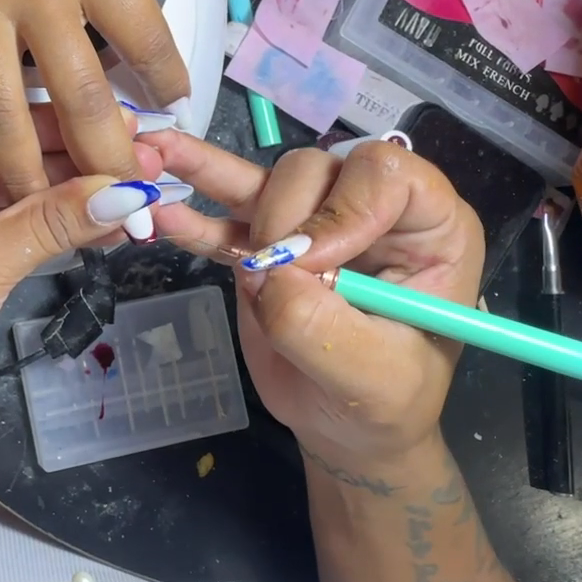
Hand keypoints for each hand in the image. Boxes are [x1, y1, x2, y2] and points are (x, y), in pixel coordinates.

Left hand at [0, 116, 178, 424]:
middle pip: (24, 151)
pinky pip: (28, 222)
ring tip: (151, 189)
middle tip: (157, 160)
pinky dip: (68, 225)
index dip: (73, 125)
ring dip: (85, 195)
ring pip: (31, 187)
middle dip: (87, 161)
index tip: (135, 128)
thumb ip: (53, 223)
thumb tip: (131, 191)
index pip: (5, 120)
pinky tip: (117, 221)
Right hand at [142, 132, 484, 466]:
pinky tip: (159, 214)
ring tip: (155, 156)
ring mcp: (310, 224)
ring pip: (264, 179)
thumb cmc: (381, 401)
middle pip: (314, 171)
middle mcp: (368, 213)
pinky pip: (225, 219)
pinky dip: (193, 218)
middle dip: (281, 215)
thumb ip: (318, 325)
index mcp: (425, 230)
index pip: (385, 176)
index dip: (342, 208)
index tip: (314, 264)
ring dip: (209, 170)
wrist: (345, 425)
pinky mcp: (263, 245)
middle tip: (265, 275)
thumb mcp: (369, 376)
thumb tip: (262, 274)